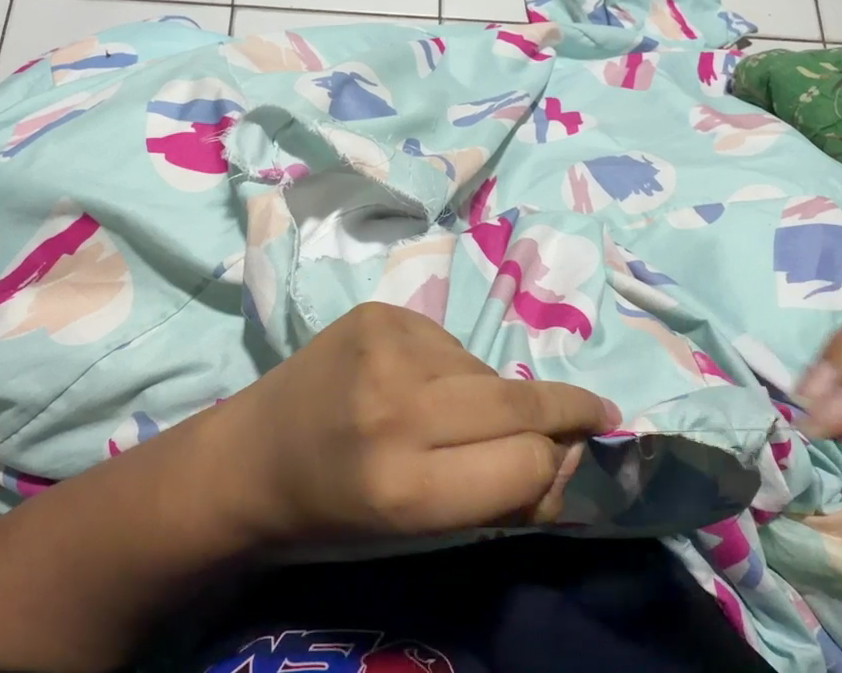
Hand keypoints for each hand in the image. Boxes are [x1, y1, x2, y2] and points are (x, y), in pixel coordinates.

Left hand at [216, 302, 617, 540]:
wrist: (252, 456)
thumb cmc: (337, 510)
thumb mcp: (422, 529)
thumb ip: (501, 495)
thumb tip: (569, 453)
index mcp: (407, 487)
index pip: (529, 463)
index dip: (554, 467)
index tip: (569, 458)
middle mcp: (399, 408)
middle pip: (523, 400)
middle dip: (566, 411)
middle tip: (589, 413)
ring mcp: (387, 348)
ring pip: (490, 370)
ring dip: (491, 394)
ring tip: (451, 412)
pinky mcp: (379, 312)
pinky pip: (454, 343)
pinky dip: (453, 368)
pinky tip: (416, 381)